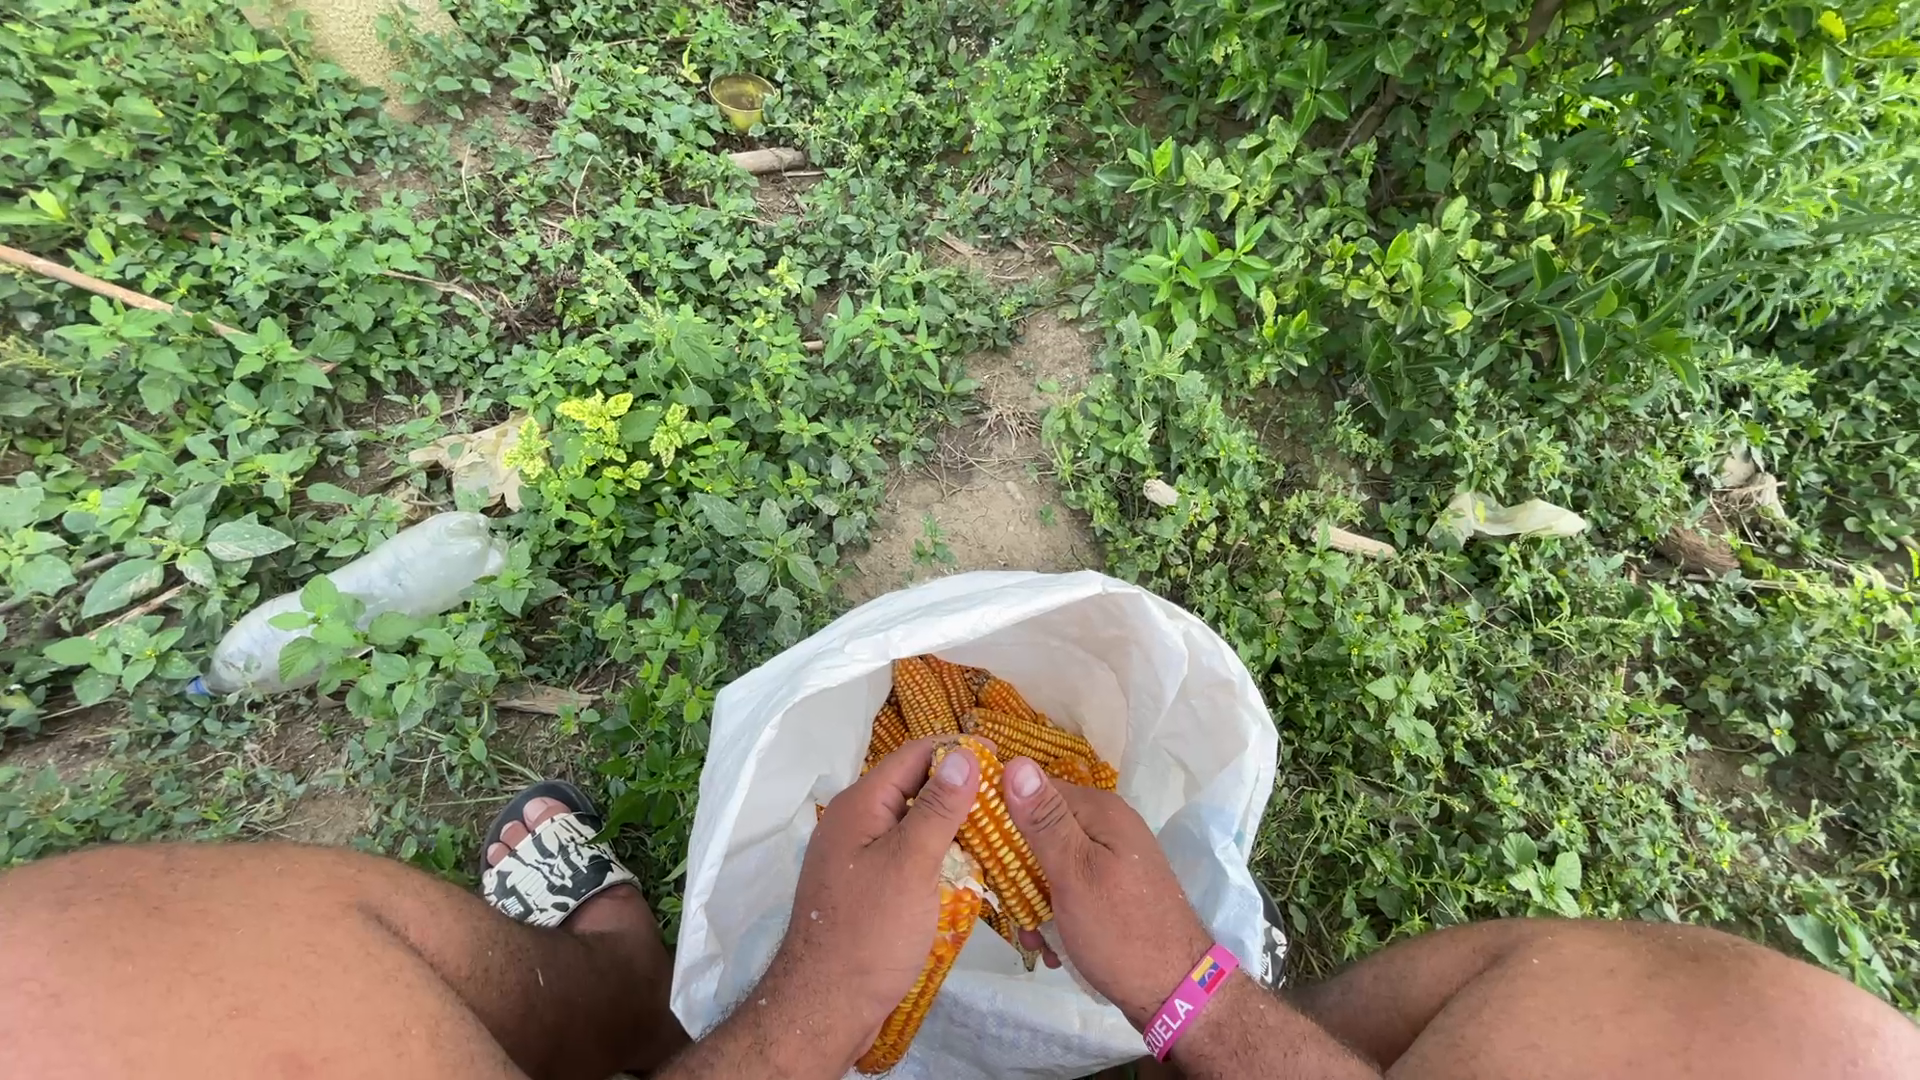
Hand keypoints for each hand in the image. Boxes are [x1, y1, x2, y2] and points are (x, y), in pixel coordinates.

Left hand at [749, 738, 980, 1072]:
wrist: (825, 1008)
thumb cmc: (869, 932)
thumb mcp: (911, 864)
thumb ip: (939, 807)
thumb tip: (964, 754)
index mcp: (860, 803)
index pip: (913, 754)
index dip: (957, 751)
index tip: (1000, 758)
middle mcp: (856, 819)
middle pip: (913, 783)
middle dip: (957, 784)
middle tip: (1004, 795)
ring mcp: (859, 852)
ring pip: (912, 818)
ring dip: (950, 818)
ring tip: (995, 824)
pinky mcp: (867, 882)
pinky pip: (907, 848)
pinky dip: (937, 847)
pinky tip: (966, 861)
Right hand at [1002, 756, 1212, 1028]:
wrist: (1177, 996)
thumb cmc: (1120, 931)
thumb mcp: (1073, 873)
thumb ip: (1044, 819)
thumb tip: (1016, 762)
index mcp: (1098, 809)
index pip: (1033, 791)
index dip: (1003, 816)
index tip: (982, 853)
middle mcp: (1107, 823)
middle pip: (1040, 829)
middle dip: (1019, 870)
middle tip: (1014, 911)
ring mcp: (1113, 855)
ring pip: (1052, 862)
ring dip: (1034, 897)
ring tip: (1035, 937)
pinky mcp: (1114, 885)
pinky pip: (1070, 884)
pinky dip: (1056, 910)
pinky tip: (1053, 942)